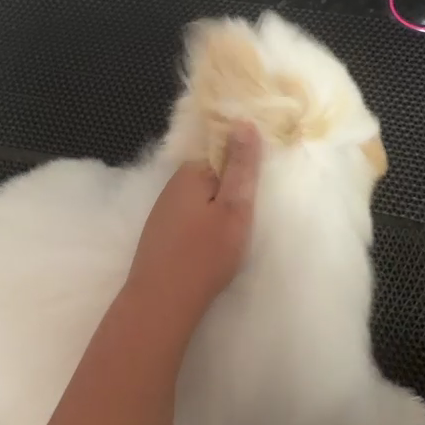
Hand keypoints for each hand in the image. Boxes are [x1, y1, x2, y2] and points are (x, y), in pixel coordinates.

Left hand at [121, 123, 263, 325]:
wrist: (161, 302)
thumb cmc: (204, 254)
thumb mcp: (233, 208)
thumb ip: (241, 167)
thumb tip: (243, 121)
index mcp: (191, 172)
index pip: (221, 149)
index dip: (244, 159)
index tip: (263, 177)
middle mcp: (174, 184)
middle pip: (211, 173)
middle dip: (232, 183)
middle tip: (256, 205)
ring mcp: (165, 210)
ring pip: (201, 196)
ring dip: (219, 204)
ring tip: (239, 224)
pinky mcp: (162, 233)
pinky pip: (191, 215)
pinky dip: (206, 221)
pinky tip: (214, 239)